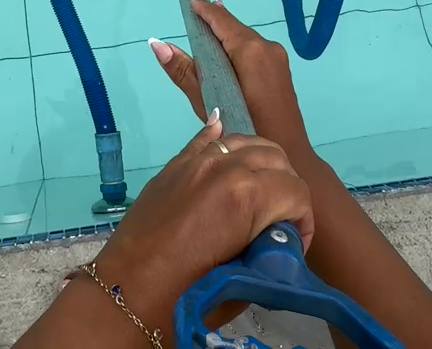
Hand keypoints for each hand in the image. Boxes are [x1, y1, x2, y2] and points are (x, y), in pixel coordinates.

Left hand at [90, 112, 314, 325]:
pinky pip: (205, 138)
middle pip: (275, 157)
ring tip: (263, 190)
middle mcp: (223, 166)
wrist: (128, 289)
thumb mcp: (244, 281)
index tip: (295, 244)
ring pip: (243, 141)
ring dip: (261, 161)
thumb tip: (277, 240)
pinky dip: (220, 137)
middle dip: (287, 187)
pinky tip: (225, 136)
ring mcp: (196, 160)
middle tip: (282, 220)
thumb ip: (268, 250)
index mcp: (245, 195)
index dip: (304, 221)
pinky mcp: (175, 164)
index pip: (296, 191)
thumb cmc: (189, 294)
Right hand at [151, 0, 314, 158]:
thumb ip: (183, 71)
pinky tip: (226, 51)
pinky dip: (236, 45)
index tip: (188, 0)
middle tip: (192, 13)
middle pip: (234, 27)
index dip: (203, 9)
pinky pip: (254, 48)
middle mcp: (266, 47)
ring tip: (204, 30)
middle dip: (213, 21)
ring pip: (244, 37)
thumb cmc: (244, 129)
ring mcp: (277, 57)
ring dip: (225, 34)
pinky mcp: (280, 69)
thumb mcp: (207, 101)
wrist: (289, 155)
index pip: (222, 19)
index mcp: (250, 50)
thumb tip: (157, 44)